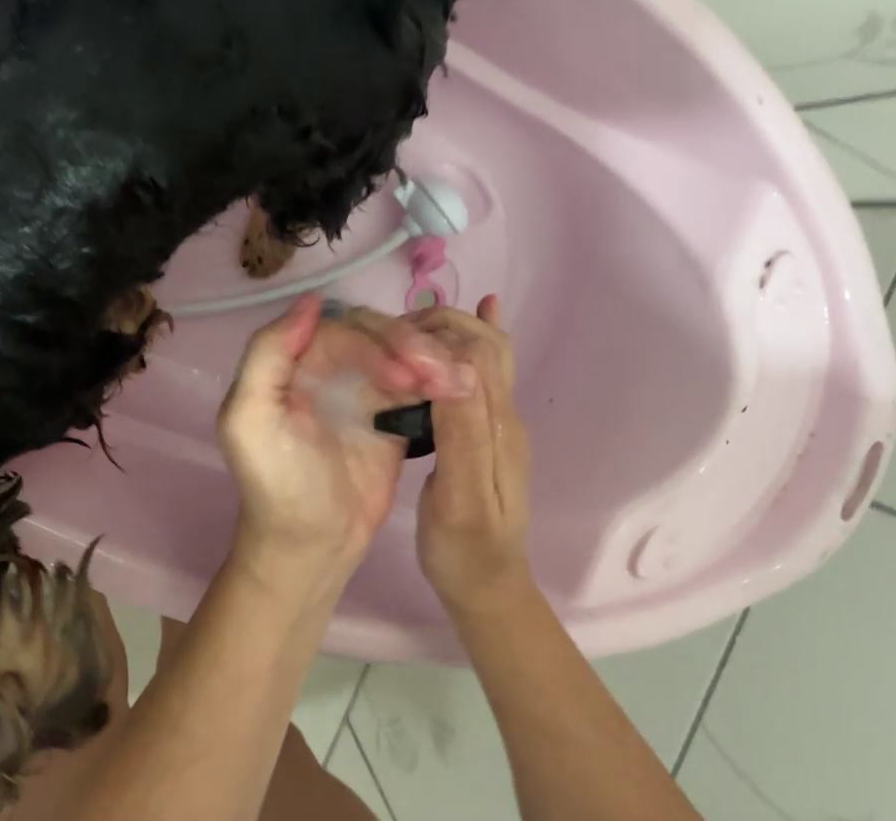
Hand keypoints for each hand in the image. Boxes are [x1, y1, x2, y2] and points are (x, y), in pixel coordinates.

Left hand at [217, 296, 470, 573]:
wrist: (309, 546)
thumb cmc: (274, 484)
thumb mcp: (248, 418)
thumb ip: (268, 354)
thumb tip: (311, 301)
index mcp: (295, 360)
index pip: (343, 329)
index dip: (376, 343)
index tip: (403, 375)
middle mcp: (330, 366)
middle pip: (378, 334)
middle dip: (412, 347)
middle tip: (444, 375)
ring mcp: (363, 390)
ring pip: (404, 354)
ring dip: (433, 361)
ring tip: (459, 382)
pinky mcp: (392, 416)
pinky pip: (419, 385)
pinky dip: (440, 384)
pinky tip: (460, 389)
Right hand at [409, 295, 535, 615]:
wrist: (487, 587)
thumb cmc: (464, 550)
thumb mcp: (459, 500)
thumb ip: (462, 436)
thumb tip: (456, 369)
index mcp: (496, 427)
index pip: (476, 352)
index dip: (436, 336)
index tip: (391, 345)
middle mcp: (504, 415)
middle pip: (485, 342)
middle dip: (442, 324)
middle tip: (391, 337)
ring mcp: (499, 422)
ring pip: (486, 352)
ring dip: (452, 330)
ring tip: (407, 330)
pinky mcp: (486, 431)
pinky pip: (485, 372)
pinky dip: (479, 336)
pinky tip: (483, 309)